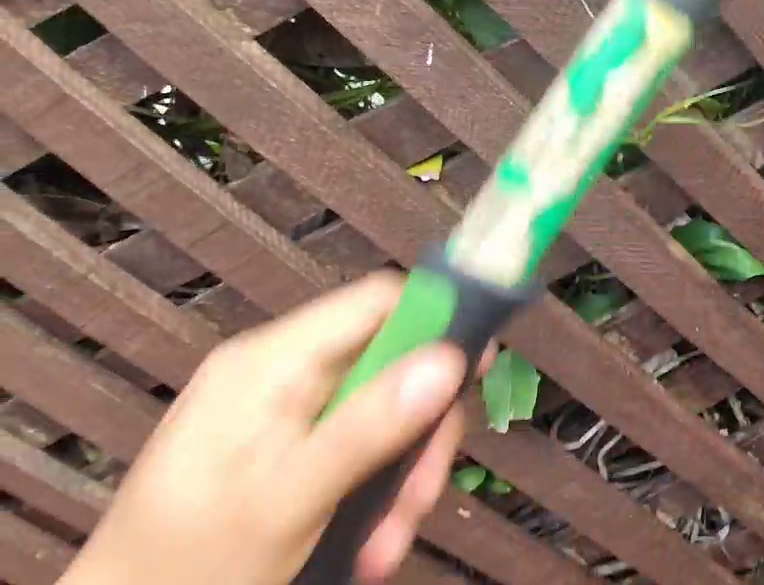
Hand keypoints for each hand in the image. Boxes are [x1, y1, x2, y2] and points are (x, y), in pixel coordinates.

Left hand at [61, 274, 469, 584]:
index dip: (440, 319)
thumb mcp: (286, 498)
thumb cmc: (189, 563)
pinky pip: (369, 446)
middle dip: (421, 432)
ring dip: (406, 476)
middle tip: (424, 493)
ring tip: (390, 539)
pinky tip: (371, 541)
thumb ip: (369, 425)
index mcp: (271, 362)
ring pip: (392, 412)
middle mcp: (286, 374)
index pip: (380, 301)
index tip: (478, 368)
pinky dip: (382, 492)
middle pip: (397, 365)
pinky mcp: (296, 450)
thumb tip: (455, 358)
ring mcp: (290, 414)